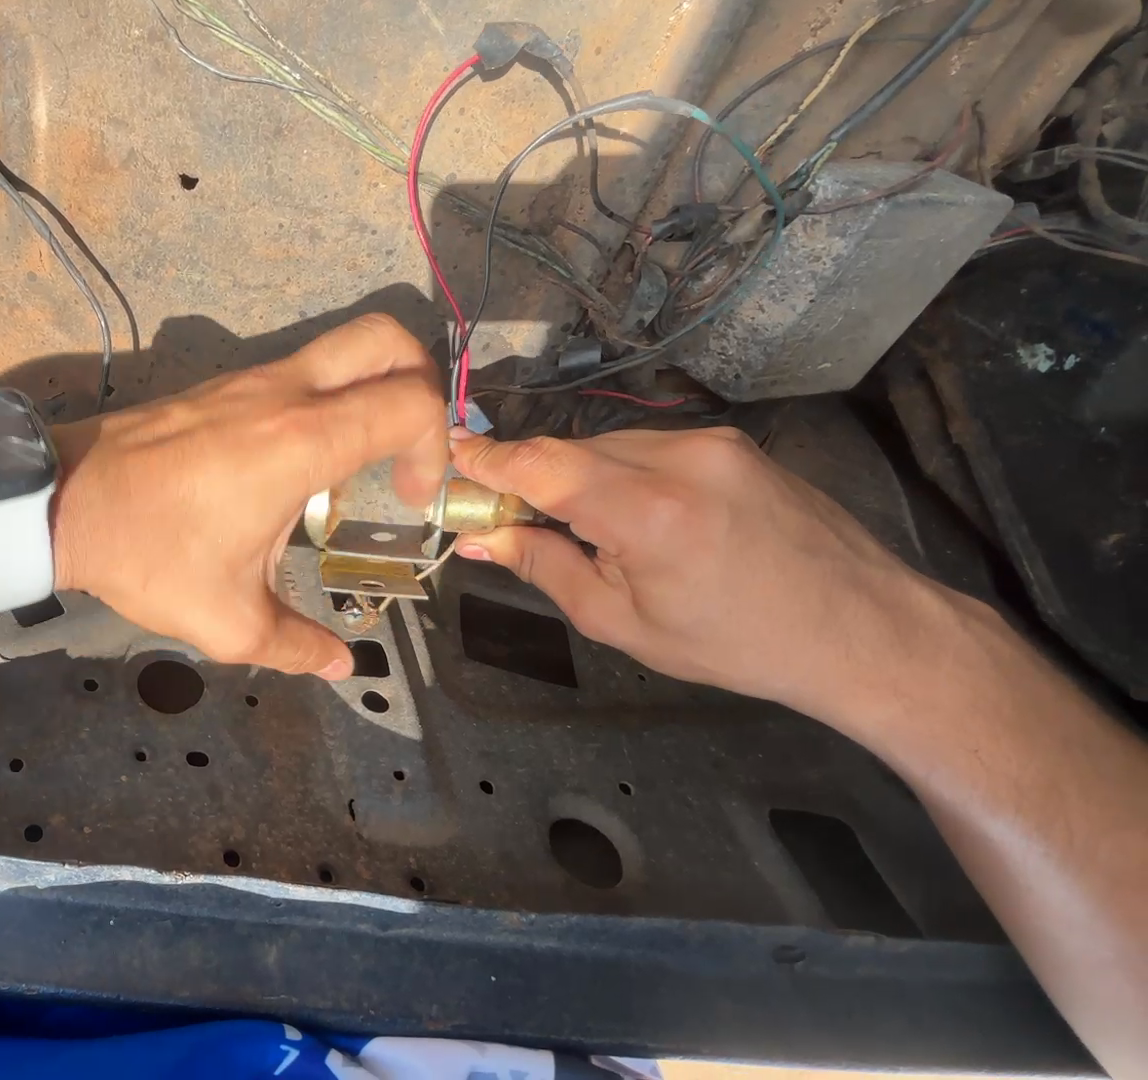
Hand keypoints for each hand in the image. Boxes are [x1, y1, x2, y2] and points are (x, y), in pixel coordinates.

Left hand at [51, 315, 445, 678]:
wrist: (60, 501)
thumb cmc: (148, 555)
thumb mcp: (227, 621)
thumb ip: (297, 646)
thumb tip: (342, 667)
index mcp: (300, 442)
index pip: (409, 404)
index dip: (434, 447)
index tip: (408, 498)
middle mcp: (283, 393)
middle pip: (384, 340)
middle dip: (420, 383)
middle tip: (407, 449)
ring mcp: (247, 379)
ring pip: (338, 349)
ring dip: (367, 393)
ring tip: (348, 470)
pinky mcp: (218, 384)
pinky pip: (295, 372)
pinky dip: (322, 401)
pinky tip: (293, 468)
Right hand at [447, 426, 962, 721]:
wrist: (865, 629)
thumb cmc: (732, 643)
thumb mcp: (620, 621)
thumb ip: (542, 567)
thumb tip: (481, 537)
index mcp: (646, 511)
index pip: (540, 464)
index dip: (487, 457)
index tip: (446, 453)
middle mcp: (678, 457)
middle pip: (568, 451)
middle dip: (526, 475)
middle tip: (499, 511)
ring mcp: (710, 442)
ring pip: (605, 447)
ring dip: (573, 476)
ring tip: (573, 524)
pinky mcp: (731, 442)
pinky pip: (644, 447)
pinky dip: (614, 472)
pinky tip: (625, 513)